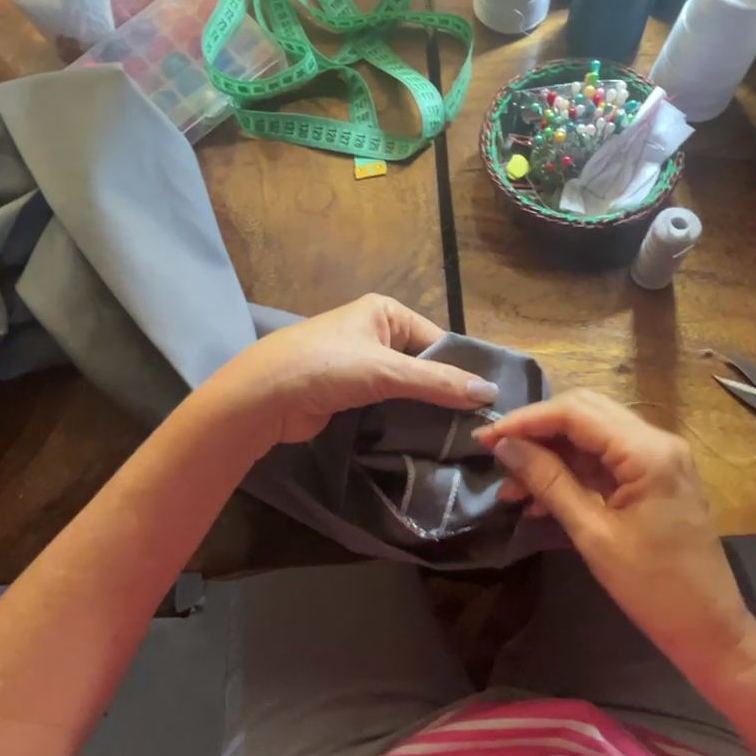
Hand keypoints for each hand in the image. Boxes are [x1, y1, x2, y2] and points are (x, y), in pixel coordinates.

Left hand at [209, 295, 498, 446]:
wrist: (265, 397)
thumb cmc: (326, 367)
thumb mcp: (386, 370)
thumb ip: (438, 383)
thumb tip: (490, 393)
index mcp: (385, 312)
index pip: (438, 340)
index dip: (461, 370)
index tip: (488, 403)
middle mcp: (375, 333)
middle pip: (424, 365)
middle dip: (444, 393)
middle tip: (478, 426)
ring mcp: (361, 365)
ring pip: (407, 389)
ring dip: (425, 411)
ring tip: (460, 438)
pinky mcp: (351, 395)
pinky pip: (388, 406)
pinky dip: (404, 421)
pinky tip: (427, 442)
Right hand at [474, 390, 755, 681]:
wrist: (708, 629)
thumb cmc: (653, 587)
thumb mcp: (593, 534)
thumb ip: (549, 481)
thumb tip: (505, 446)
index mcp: (648, 452)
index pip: (575, 412)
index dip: (526, 420)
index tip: (486, 439)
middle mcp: (657, 441)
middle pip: (584, 412)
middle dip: (536, 431)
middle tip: (497, 454)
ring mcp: (658, 458)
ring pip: (590, 435)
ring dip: (550, 455)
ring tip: (512, 489)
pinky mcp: (653, 477)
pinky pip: (603, 460)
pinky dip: (570, 472)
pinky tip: (539, 500)